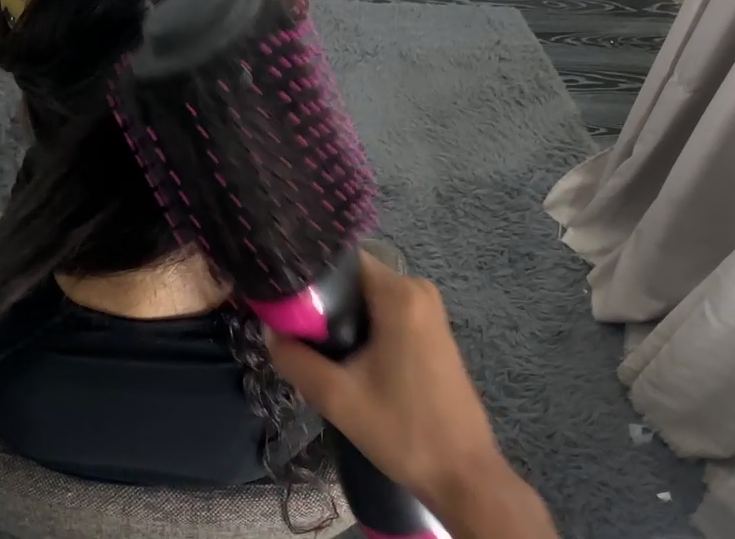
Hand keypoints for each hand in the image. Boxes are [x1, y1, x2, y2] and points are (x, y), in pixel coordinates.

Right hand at [265, 256, 558, 537]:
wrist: (463, 475)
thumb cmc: (404, 430)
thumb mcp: (338, 398)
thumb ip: (295, 360)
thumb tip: (270, 331)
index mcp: (399, 293)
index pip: (341, 259)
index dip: (309, 275)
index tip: (283, 297)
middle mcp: (417, 289)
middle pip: (353, 277)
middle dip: (323, 301)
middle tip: (296, 330)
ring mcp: (429, 309)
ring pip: (368, 296)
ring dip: (342, 316)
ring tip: (315, 346)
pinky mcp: (432, 329)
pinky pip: (385, 310)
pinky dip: (363, 326)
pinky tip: (346, 356)